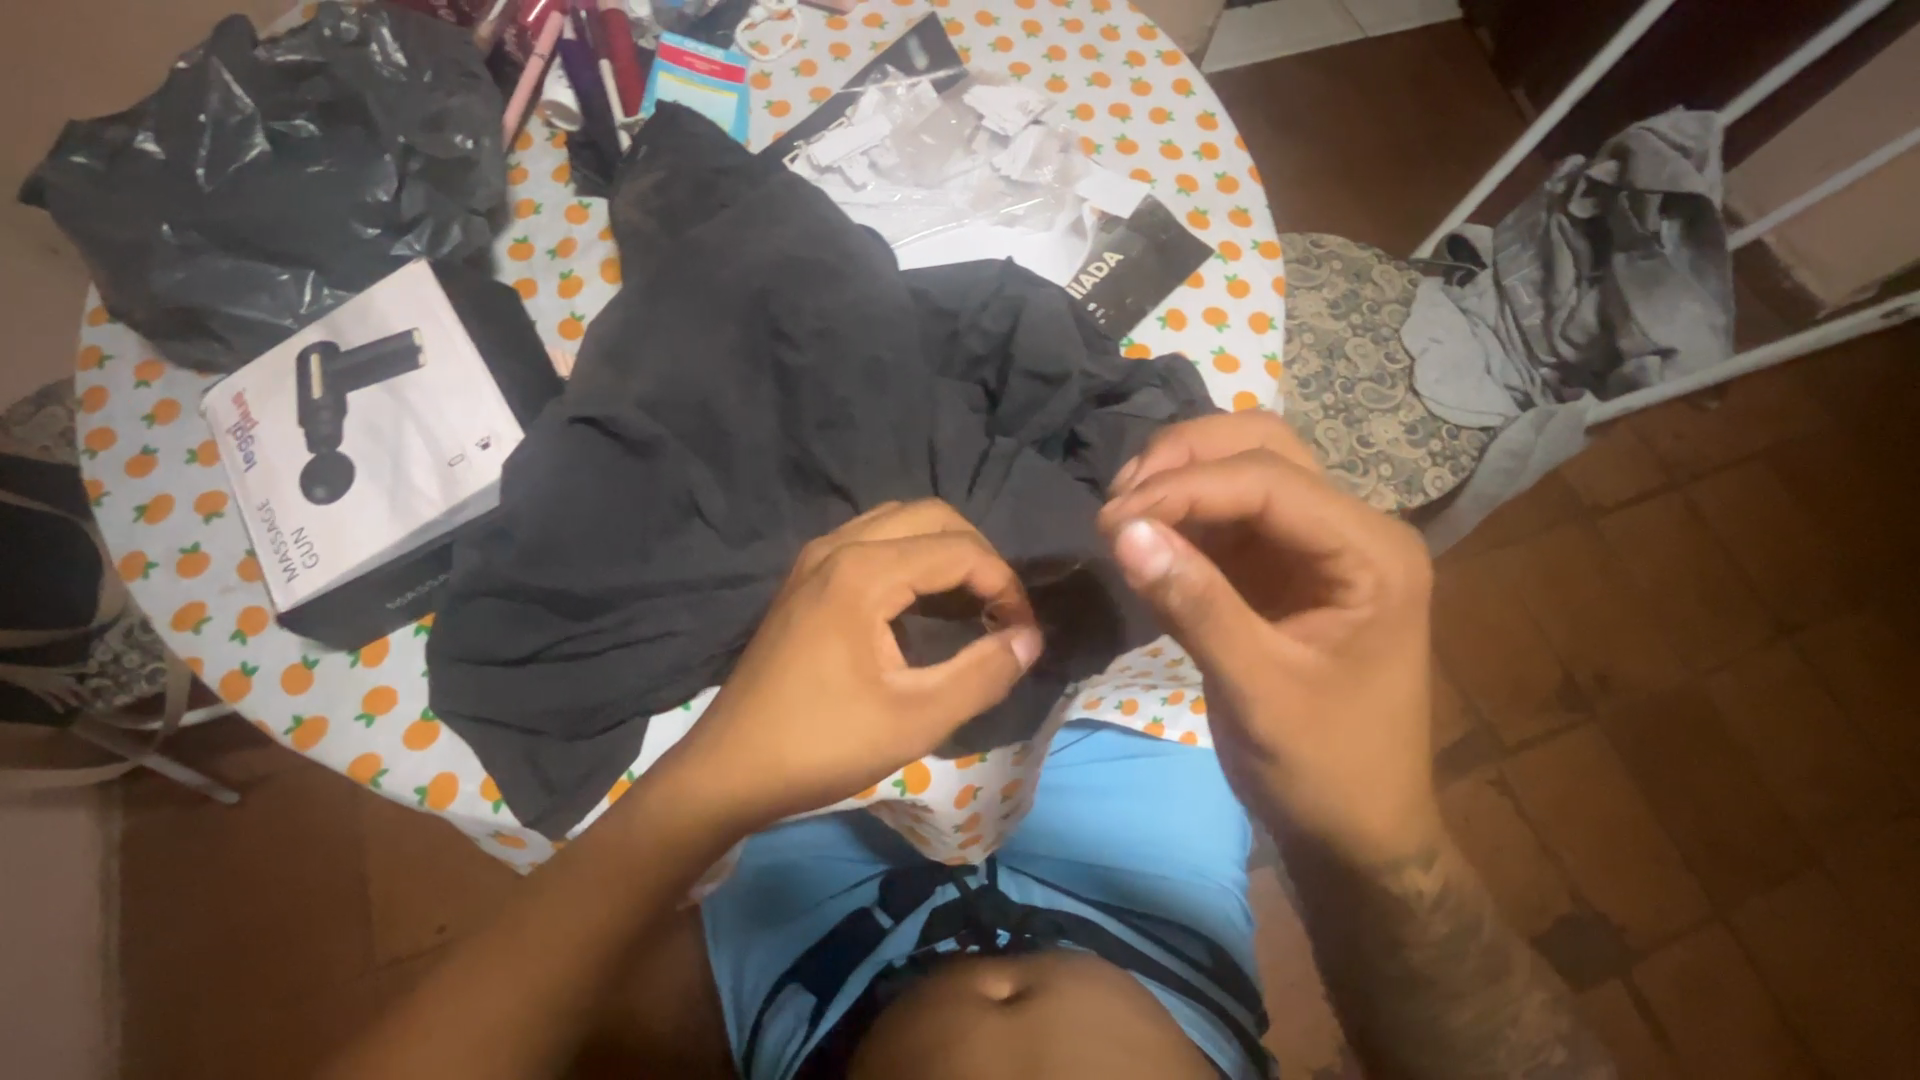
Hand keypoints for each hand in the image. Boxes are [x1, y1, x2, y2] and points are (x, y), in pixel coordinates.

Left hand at [672, 500, 1043, 828]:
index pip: (960, 549)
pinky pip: (872, 542)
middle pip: (932, 517)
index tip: (1022, 633)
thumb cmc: (822, 745)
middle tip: (1000, 611)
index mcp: (863, 571)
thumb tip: (1030, 637)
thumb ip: (983, 673)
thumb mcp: (916, 719)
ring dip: (944, 551)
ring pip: (899, 523)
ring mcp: (814, 559)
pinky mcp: (804, 579)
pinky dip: (910, 559)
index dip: (1005, 585)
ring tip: (970, 604)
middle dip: (979, 556)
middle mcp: (838, 546)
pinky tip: (921, 606)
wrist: (729, 770)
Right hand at [1098, 413, 1438, 863]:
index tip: (1111, 522)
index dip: (1184, 489)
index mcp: (1371, 552)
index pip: (1270, 482)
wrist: (1356, 831)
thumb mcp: (1259, 691)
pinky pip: (1227, 518)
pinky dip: (1181, 517)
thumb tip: (1122, 530)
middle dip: (1184, 462)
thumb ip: (1195, 605)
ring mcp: (1315, 547)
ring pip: (1244, 470)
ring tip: (1121, 516)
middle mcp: (1351, 531)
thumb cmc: (1326, 768)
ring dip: (1179, 479)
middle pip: (1264, 449)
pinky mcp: (1282, 571)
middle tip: (1118, 505)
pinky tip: (1142, 539)